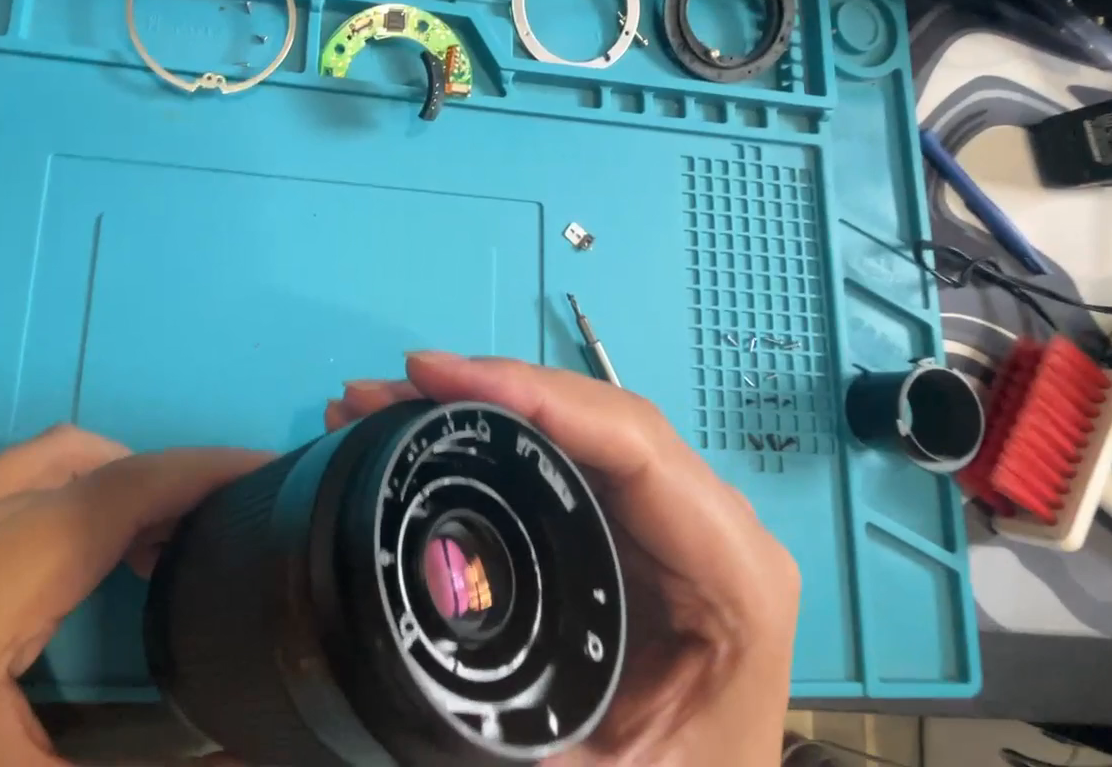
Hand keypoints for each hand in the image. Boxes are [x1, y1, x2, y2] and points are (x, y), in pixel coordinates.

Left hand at [0, 426, 267, 766]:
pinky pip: (5, 489)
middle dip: (165, 480)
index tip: (260, 468)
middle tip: (228, 518)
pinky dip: (71, 498)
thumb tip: (252, 741)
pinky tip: (98, 553)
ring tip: (173, 536)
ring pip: (39, 464)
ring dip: (118, 483)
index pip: (101, 499)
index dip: (190, 475)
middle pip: (77, 467)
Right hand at [329, 353, 799, 766]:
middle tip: (386, 390)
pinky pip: (559, 445)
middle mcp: (703, 515)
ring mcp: (660, 507)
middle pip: (592, 414)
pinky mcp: (624, 511)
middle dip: (483, 387)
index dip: (536, 395)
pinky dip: (490, 423)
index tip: (440, 381)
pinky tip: (426, 422)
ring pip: (569, 419)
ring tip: (383, 400)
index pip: (632, 443)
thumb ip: (543, 740)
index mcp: (728, 566)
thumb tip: (435, 671)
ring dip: (476, 398)